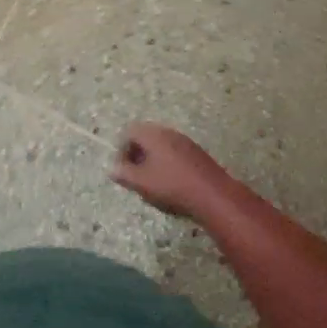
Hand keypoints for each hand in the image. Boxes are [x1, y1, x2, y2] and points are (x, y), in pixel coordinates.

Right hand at [112, 122, 231, 218]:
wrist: (213, 196)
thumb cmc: (171, 186)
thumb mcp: (141, 183)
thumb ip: (124, 174)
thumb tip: (112, 169)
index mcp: (153, 134)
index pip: (129, 132)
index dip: (121, 150)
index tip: (123, 169)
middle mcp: (169, 132)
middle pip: (145, 137)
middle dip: (137, 155)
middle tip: (135, 175)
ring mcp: (186, 142)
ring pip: (161, 146)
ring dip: (153, 160)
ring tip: (152, 182)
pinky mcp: (198, 154)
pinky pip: (175, 153)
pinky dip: (168, 164)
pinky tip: (171, 184)